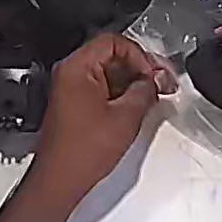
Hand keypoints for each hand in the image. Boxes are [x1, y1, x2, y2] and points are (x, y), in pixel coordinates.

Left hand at [29, 33, 176, 205]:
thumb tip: (155, 80)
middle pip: (110, 55)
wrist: (60, 178)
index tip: (153, 73)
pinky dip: (120, 92)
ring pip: (107, 71)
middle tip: (162, 83)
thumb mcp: (125, 117)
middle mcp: (70, 72)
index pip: (113, 42)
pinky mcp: (74, 102)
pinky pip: (100, 86)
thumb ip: (145, 91)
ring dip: (132, 81)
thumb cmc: (82, 151)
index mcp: (77, 68)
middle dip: (139, 68)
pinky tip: (137, 106)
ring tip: (153, 96)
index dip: (139, 55)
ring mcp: (70, 87)